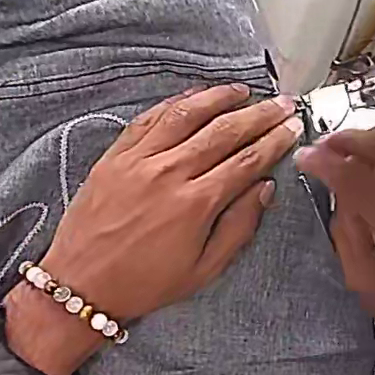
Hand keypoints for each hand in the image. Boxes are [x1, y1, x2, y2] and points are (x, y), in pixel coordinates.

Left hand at [5, 84, 301, 374]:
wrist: (82, 284)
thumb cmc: (144, 283)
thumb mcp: (203, 270)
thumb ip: (238, 227)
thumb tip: (265, 189)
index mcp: (195, 204)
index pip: (247, 160)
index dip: (275, 140)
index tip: (292, 127)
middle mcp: (169, 173)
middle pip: (224, 130)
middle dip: (258, 113)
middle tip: (280, 103)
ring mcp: (139, 160)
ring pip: (187, 114)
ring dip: (219, 97)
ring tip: (242, 90)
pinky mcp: (116, 156)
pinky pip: (150, 118)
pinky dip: (175, 103)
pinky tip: (194, 96)